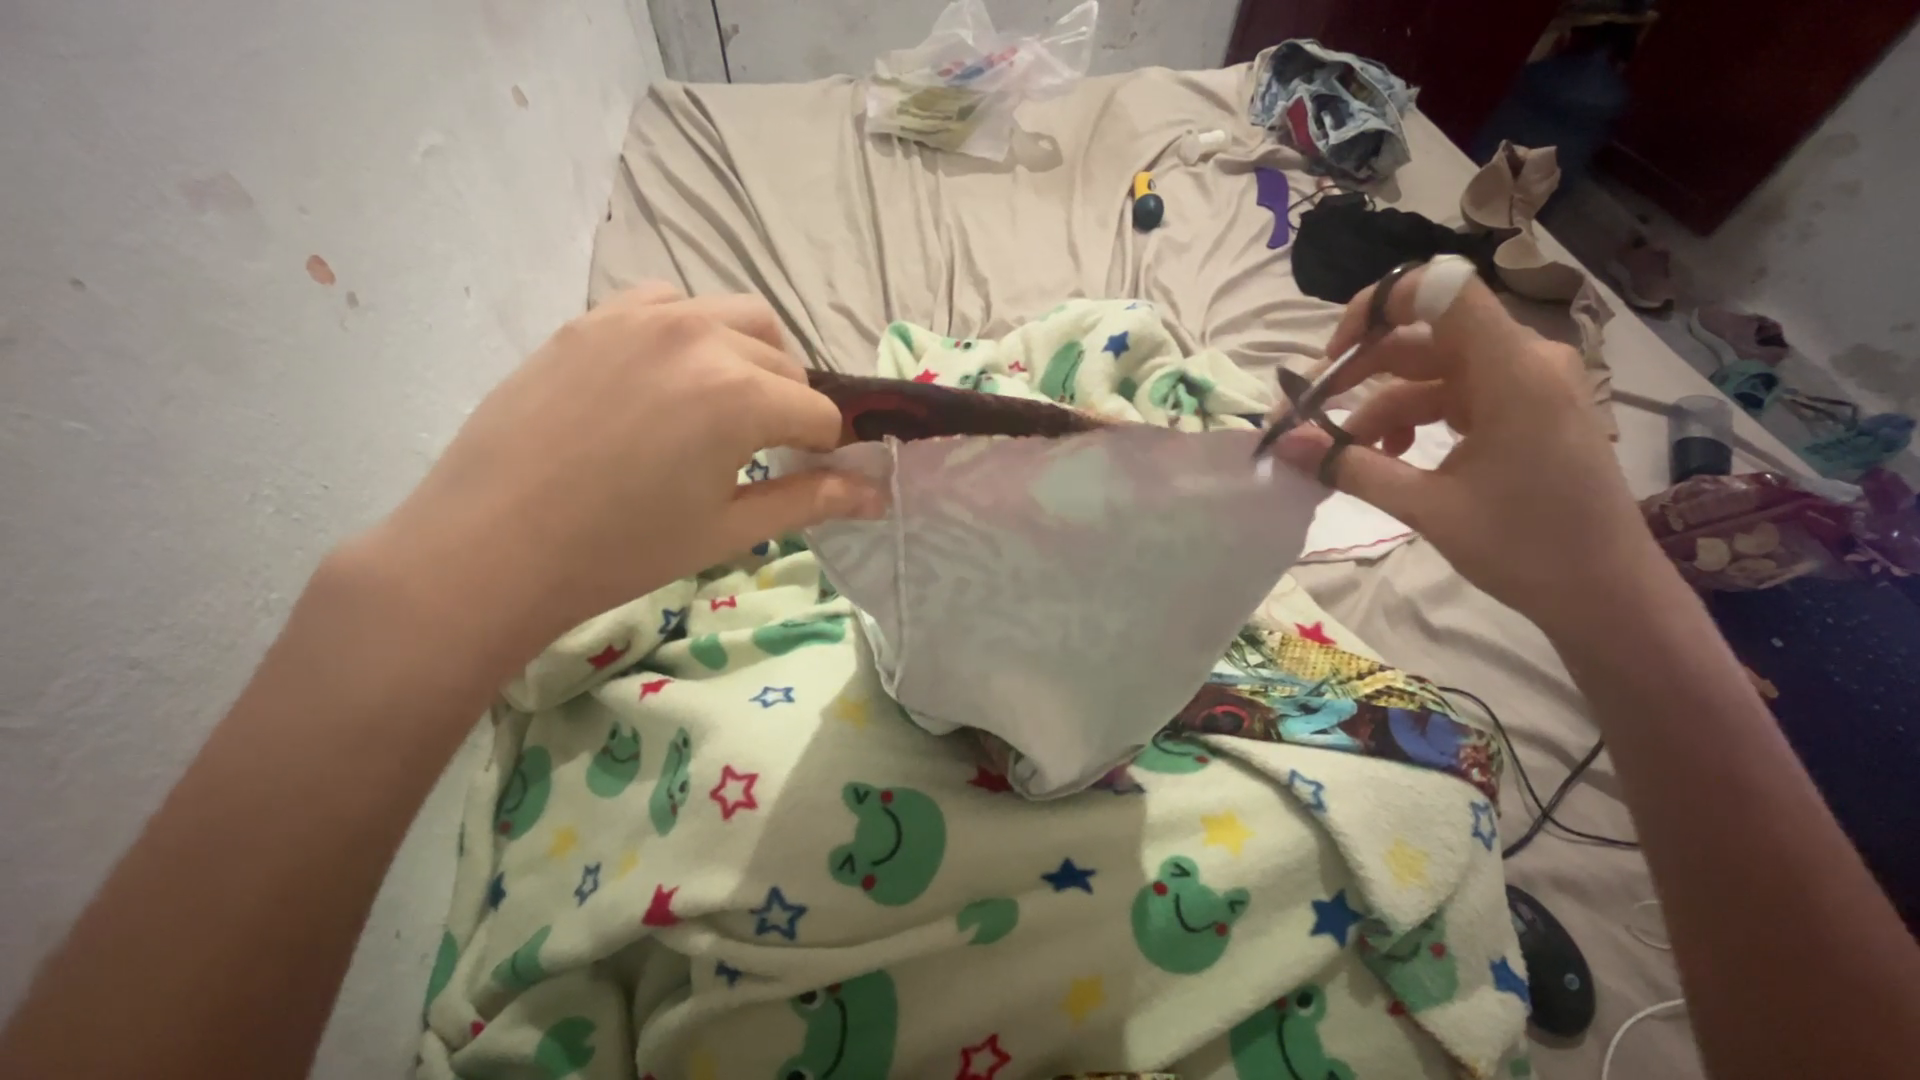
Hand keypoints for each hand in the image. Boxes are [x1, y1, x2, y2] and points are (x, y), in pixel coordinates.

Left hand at [350, 283, 882, 656]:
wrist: (491, 545)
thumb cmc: (621, 551)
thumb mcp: (728, 529)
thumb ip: (811, 500)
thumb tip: (880, 496)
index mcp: (742, 395)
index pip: (820, 413)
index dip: (827, 448)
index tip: (813, 472)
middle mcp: (701, 337)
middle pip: (785, 362)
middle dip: (792, 405)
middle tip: (766, 450)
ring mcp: (640, 318)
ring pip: (735, 317)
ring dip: (752, 358)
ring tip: (724, 406)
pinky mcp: (594, 318)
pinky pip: (668, 303)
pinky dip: (691, 330)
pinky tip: (669, 377)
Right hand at [1271, 264, 1663, 629]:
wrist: (1605, 592)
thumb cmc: (1524, 547)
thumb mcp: (1426, 507)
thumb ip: (1350, 467)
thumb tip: (1284, 444)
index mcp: (1511, 371)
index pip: (1443, 290)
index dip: (1378, 304)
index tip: (1330, 355)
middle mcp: (1524, 361)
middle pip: (1425, 333)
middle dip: (1360, 369)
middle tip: (1311, 410)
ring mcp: (1528, 384)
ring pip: (1433, 370)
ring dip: (1381, 404)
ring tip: (1345, 451)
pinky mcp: (1525, 408)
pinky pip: (1455, 394)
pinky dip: (1415, 416)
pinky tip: (1392, 454)